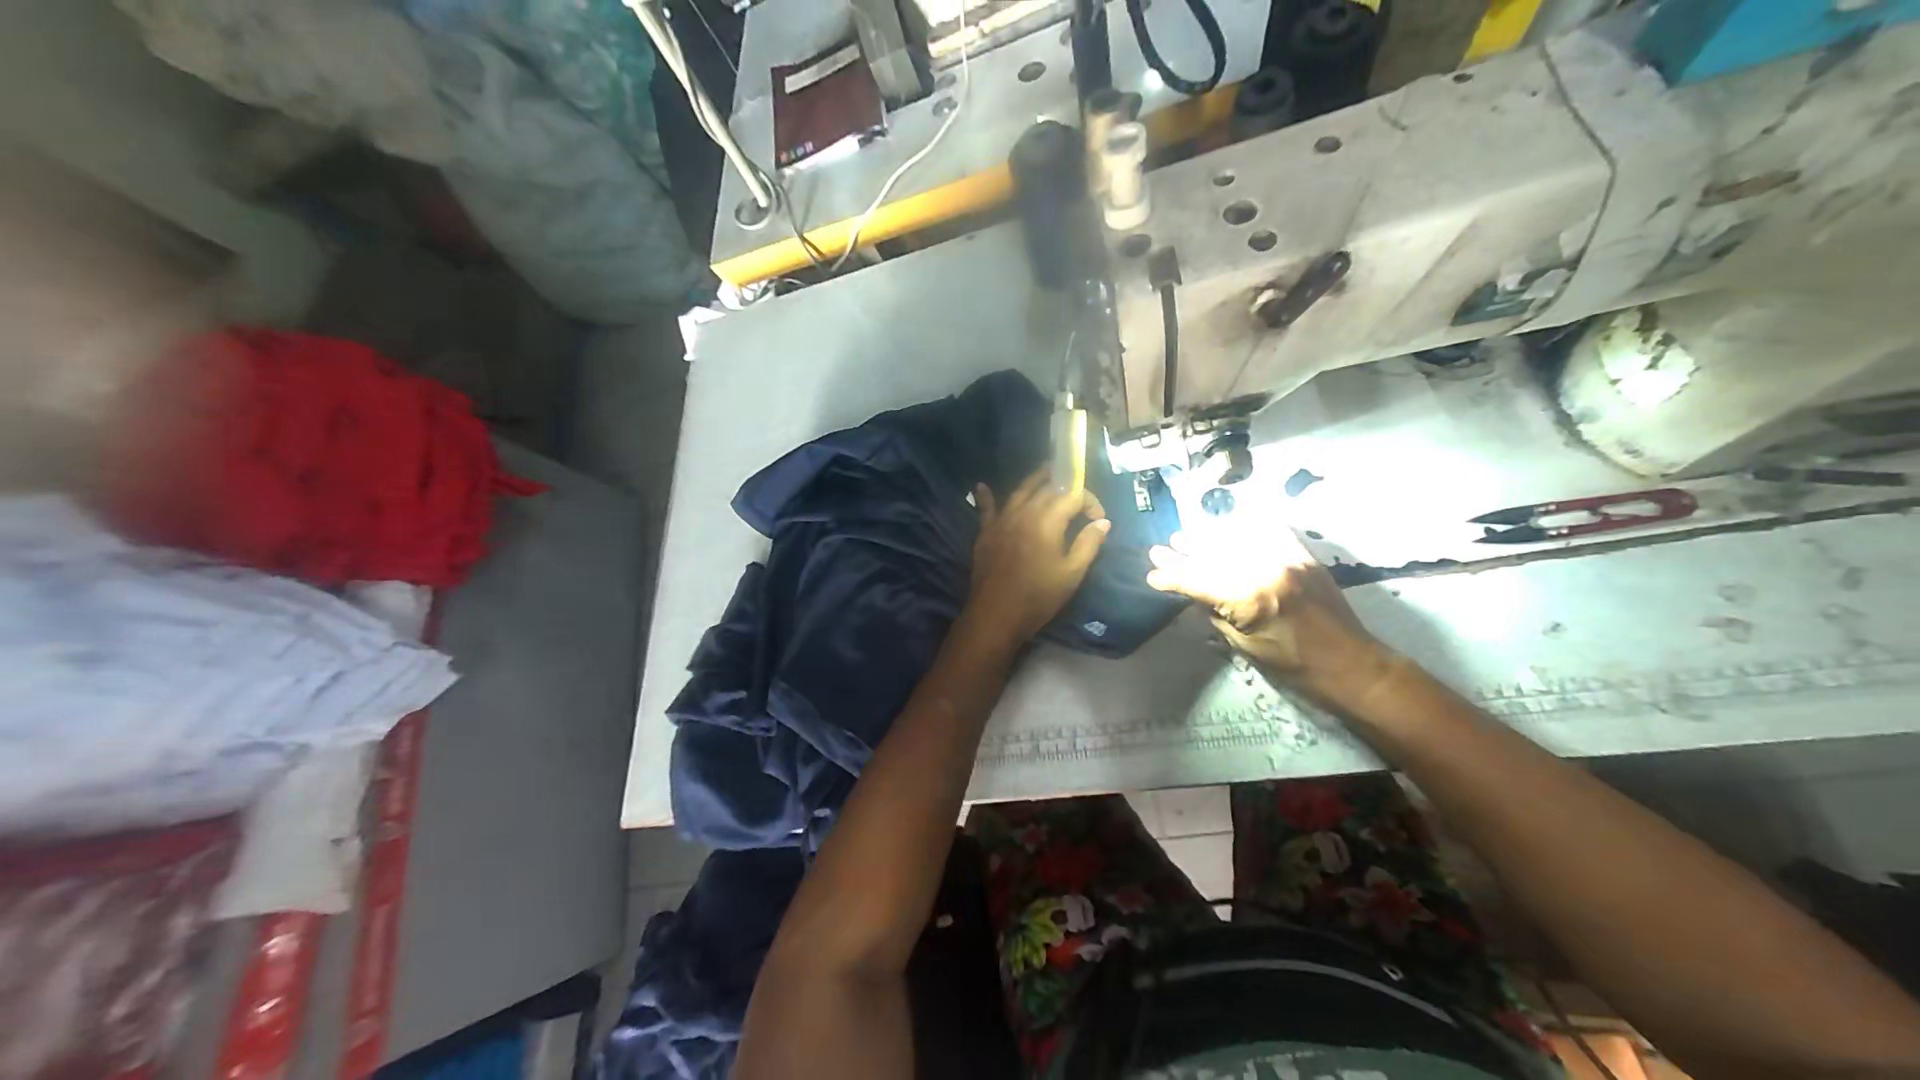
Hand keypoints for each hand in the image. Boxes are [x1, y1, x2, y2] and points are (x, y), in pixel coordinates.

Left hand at [967, 469, 1109, 642]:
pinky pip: (987, 509)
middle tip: (1079, 496)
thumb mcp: (1071, 573)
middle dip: (1066, 487)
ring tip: (1046, 470)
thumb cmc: (1038, 597)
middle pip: (1046, 487)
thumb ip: (1088, 544)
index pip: (1072, 494)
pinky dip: (986, 497)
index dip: (1089, 501)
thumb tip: (1102, 521)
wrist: (995, 615)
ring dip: (1034, 480)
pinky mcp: (986, 533)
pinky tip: (982, 486)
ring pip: (1019, 491)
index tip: (1098, 520)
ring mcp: (1001, 521)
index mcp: (1047, 520)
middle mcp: (1023, 512)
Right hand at [1145, 526, 1387, 703]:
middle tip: (1161, 550)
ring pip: (1235, 538)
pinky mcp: (1302, 554)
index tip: (1153, 575)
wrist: (1349, 663)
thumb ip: (1215, 611)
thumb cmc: (1292, 665)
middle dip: (1184, 554)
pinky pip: (1268, 530)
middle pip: (1212, 555)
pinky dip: (1245, 528)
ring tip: (1185, 538)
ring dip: (1207, 539)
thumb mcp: (1242, 644)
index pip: (1198, 580)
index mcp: (1249, 598)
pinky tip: (1227, 529)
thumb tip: (1192, 591)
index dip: (1172, 577)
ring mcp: (1286, 557)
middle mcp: (1266, 569)